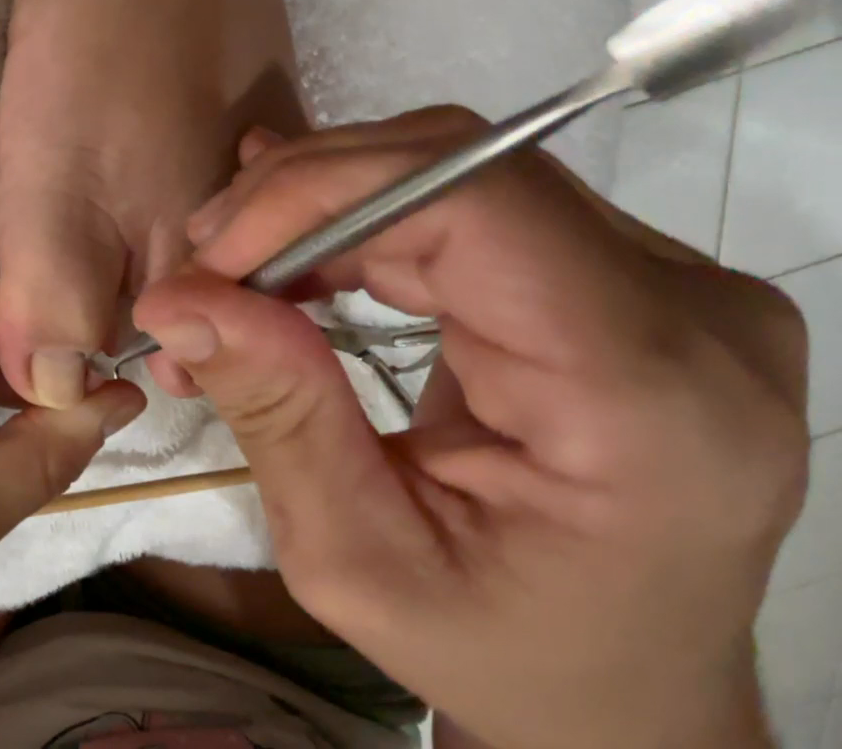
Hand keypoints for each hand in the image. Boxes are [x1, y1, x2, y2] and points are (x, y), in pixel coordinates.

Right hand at [133, 108, 808, 748]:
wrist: (624, 692)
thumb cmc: (500, 651)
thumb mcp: (358, 562)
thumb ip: (276, 418)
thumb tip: (175, 300)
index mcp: (647, 399)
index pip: (474, 203)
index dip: (317, 197)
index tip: (205, 261)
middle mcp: (686, 312)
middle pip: (457, 170)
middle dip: (295, 204)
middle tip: (195, 276)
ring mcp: (664, 284)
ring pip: (448, 172)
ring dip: (314, 213)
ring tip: (225, 279)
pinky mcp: (618, 277)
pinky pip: (462, 204)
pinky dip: (354, 222)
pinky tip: (287, 254)